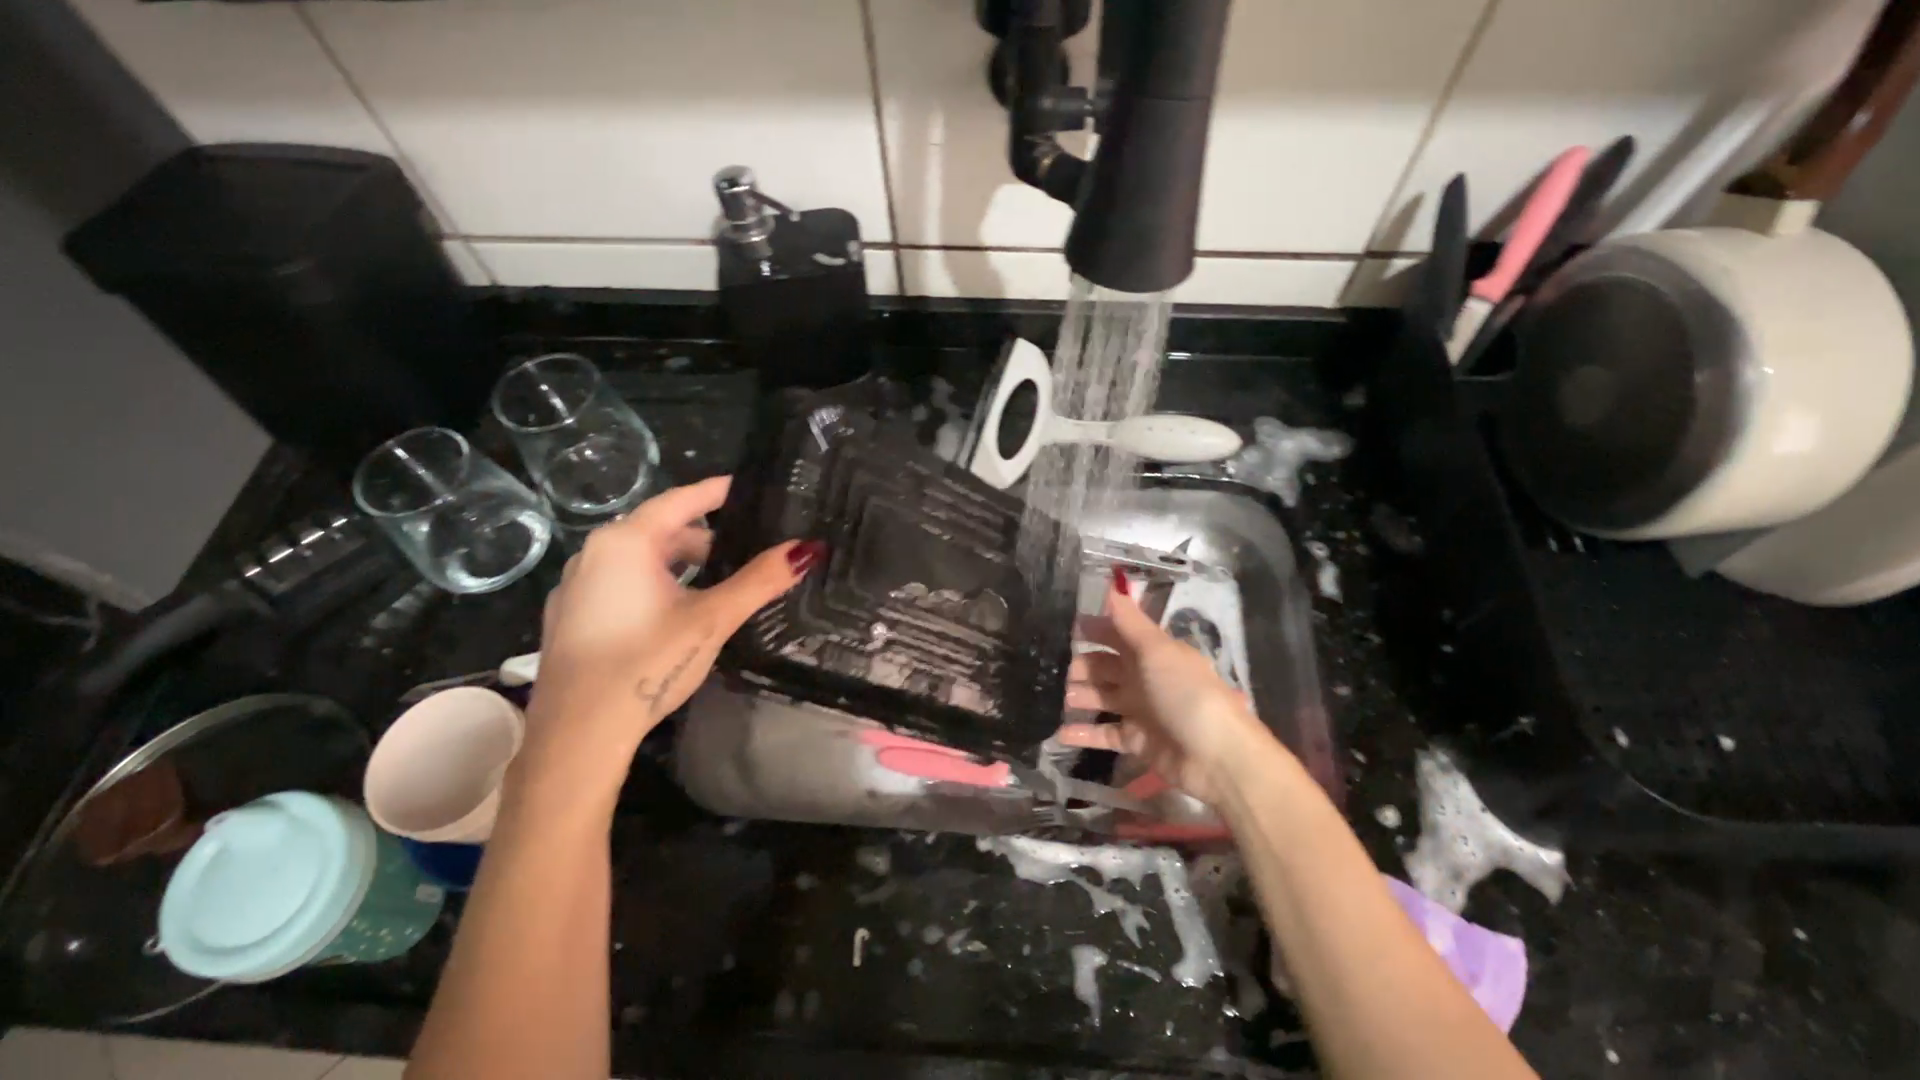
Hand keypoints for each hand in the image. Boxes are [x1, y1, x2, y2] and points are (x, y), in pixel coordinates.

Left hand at [514, 476, 822, 800]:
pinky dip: (647, 586)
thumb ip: (759, 581)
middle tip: (741, 551)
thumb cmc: (647, 662)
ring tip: (712, 585)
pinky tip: (668, 616)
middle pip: (657, 530)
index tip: (744, 488)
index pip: (680, 500)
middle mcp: (593, 553)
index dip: (716, 492)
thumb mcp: (712, 620)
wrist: (578, 731)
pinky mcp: (568, 618)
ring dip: (675, 565)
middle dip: (701, 537)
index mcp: (626, 541)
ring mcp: (574, 586)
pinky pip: (616, 584)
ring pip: (635, 560)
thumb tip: (807, 549)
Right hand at [1058, 570, 1286, 804]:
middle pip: (1105, 666)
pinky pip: (1104, 734)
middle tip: (1050, 667)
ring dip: (1078, 696)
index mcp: (1153, 652)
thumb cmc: (1186, 693)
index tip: (1061, 625)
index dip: (1093, 628)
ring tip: (1054, 697)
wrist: (1215, 755)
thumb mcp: (1157, 650)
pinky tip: (1059, 732)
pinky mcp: (1136, 741)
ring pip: (1101, 697)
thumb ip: (1130, 621)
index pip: (1117, 633)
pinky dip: (1084, 734)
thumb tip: (1112, 584)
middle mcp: (1145, 677)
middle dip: (1080, 665)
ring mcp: (1140, 710)